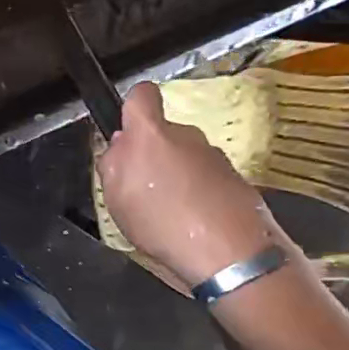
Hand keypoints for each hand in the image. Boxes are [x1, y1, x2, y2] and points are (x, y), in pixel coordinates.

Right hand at [95, 82, 294, 286]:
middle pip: (161, 134)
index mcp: (150, 134)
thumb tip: (120, 144)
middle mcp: (187, 136)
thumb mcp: (114, 195)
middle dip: (150, 154)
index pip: (140, 95)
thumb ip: (112, 163)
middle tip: (140, 188)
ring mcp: (215, 157)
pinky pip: (204, 179)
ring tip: (165, 211)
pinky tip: (188, 222)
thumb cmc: (161, 221)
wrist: (229, 254)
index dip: (131, 106)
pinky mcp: (236, 180)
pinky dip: (195, 194)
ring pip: (184, 157)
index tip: (126, 130)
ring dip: (173, 176)